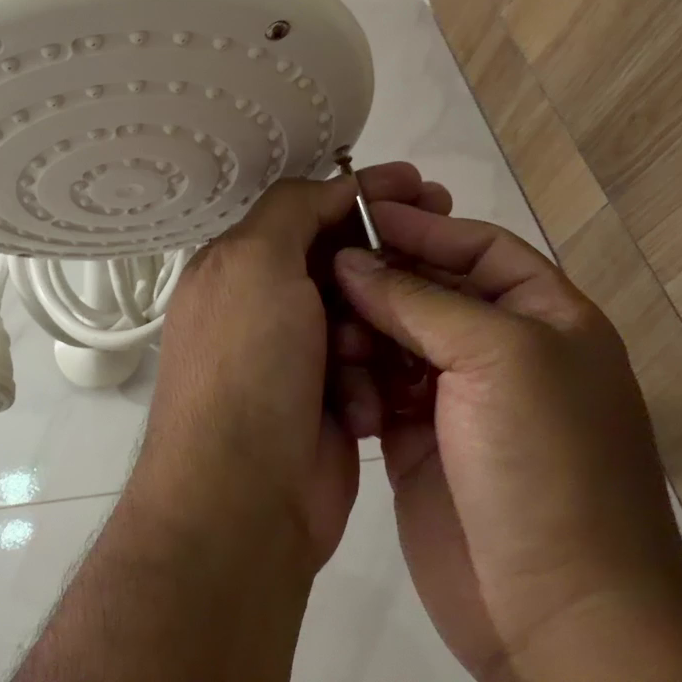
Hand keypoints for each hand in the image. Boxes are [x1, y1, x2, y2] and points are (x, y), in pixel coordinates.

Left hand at [137, 162, 439, 567]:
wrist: (243, 498)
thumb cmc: (246, 366)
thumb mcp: (254, 264)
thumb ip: (291, 210)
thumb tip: (329, 186)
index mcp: (236, 267)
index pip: (305, 211)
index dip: (361, 193)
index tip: (419, 184)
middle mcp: (263, 307)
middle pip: (341, 260)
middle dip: (388, 251)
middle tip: (444, 230)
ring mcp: (298, 359)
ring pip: (366, 313)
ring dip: (380, 325)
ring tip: (374, 350)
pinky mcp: (330, 404)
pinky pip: (372, 369)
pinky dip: (373, 380)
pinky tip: (366, 404)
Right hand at [333, 203, 681, 681]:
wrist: (561, 614)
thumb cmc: (546, 463)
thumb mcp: (497, 358)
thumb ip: (418, 300)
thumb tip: (350, 259)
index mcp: (546, 319)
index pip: (480, 247)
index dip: (423, 228)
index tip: (359, 213)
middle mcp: (504, 352)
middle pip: (432, 291)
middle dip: (383, 279)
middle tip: (323, 270)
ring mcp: (459, 402)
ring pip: (397, 339)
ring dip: (363, 330)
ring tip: (329, 332)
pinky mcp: (417, 444)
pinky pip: (377, 389)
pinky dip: (355, 379)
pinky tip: (334, 377)